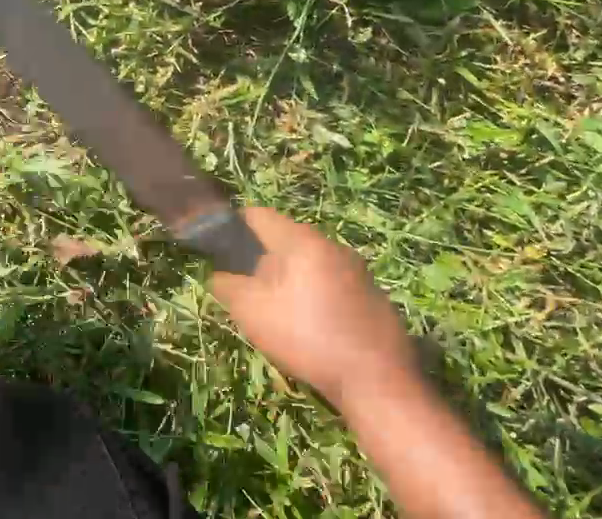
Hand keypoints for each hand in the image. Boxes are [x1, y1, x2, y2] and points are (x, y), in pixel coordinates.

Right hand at [209, 207, 420, 407]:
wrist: (379, 386)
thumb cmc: (306, 337)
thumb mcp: (247, 309)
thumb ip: (224, 282)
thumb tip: (222, 275)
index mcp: (303, 241)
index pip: (257, 215)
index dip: (232, 229)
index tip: (223, 256)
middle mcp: (334, 247)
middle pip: (285, 239)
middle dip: (262, 259)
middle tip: (250, 290)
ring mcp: (361, 273)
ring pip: (310, 263)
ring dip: (290, 278)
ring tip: (281, 312)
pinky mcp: (376, 299)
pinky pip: (333, 283)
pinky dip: (316, 296)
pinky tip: (314, 328)